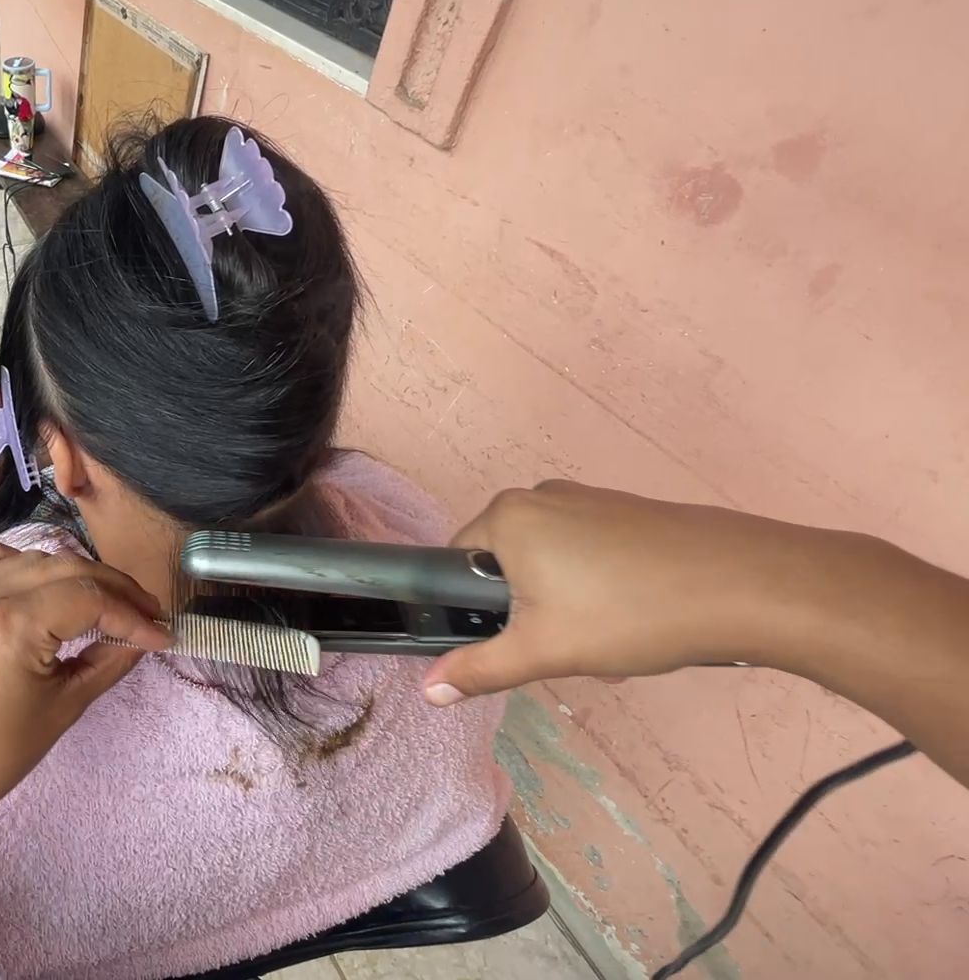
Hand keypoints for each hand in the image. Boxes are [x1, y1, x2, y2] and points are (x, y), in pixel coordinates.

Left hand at [0, 541, 170, 816]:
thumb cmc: (1, 749)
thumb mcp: (68, 704)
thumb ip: (112, 658)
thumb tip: (147, 634)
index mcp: (12, 626)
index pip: (90, 598)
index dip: (132, 614)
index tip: (161, 632)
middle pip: (68, 568)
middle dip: (114, 589)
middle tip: (146, 612)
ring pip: (34, 557)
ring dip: (74, 574)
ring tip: (103, 601)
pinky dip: (25, 562)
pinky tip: (44, 584)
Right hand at [422, 481, 907, 704]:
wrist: (760, 587)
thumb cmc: (631, 612)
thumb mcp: (546, 650)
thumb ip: (480, 668)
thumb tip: (426, 692)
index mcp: (505, 515)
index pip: (457, 561)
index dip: (475, 606)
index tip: (514, 637)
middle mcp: (539, 495)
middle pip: (506, 562)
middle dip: (528, 608)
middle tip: (565, 646)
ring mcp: (589, 498)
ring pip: (550, 559)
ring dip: (565, 601)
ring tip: (609, 642)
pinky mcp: (631, 509)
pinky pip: (589, 548)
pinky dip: (600, 583)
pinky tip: (638, 617)